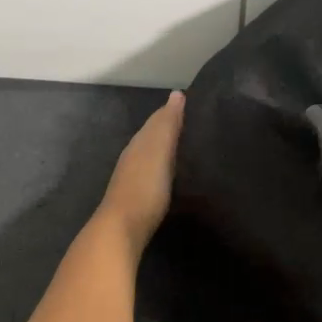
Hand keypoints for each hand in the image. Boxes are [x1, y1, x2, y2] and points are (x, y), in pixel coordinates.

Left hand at [97, 91, 183, 248]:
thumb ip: (167, 124)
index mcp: (140, 142)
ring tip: (191, 147)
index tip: (196, 107)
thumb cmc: (145, 186)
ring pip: (153, 154)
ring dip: (168, 148)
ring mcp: (134, 177)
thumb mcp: (159, 150)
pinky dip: (165, 167)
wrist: (123, 228)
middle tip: (198, 125)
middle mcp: (134, 155)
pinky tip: (175, 173)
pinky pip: (155, 172)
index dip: (174, 112)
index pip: (158, 119)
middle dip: (172, 128)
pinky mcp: (139, 196)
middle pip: (154, 135)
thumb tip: (177, 94)